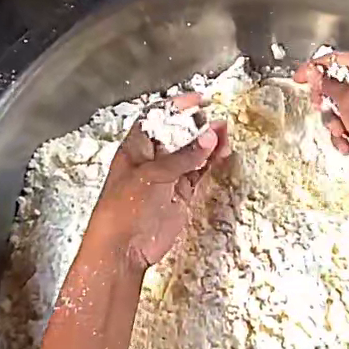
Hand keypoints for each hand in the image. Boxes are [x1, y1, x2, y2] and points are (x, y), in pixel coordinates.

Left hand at [93, 94, 230, 268]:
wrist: (123, 249)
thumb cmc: (125, 207)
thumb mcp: (153, 175)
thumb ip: (184, 156)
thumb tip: (211, 135)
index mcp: (137, 147)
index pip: (157, 118)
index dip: (176, 106)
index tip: (198, 99)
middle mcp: (153, 158)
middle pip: (178, 133)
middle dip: (197, 124)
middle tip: (217, 119)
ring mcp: (169, 176)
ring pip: (192, 152)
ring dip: (208, 142)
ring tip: (226, 134)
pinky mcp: (181, 193)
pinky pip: (199, 171)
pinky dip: (211, 161)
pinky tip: (223, 151)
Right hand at [293, 51, 348, 169]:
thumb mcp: (346, 98)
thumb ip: (326, 84)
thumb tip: (313, 72)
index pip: (336, 59)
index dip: (315, 67)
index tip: (299, 77)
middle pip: (335, 85)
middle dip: (325, 100)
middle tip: (319, 105)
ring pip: (338, 107)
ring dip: (334, 122)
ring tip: (340, 131)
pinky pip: (347, 124)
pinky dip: (343, 134)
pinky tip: (347, 144)